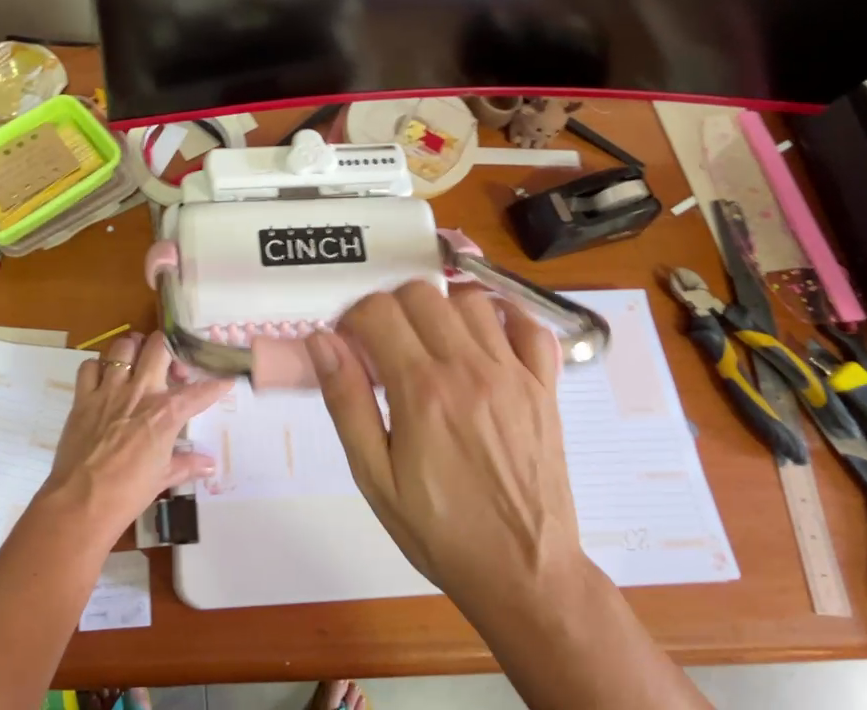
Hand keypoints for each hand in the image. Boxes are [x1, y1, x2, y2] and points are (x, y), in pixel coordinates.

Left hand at [40, 332, 231, 536]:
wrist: (81, 502)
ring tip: (138, 363)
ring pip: (123, 346)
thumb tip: (209, 464)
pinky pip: (89, 366)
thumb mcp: (162, 478)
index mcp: (165, 413)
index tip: (226, 378)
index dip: (217, 384)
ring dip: (134, 350)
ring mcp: (108, 390)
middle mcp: (139, 391)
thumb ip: (186, 464)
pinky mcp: (82, 397)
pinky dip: (97, 368)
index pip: (199, 391)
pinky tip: (103, 381)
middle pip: (159, 346)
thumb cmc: (127, 493)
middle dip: (170, 348)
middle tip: (172, 367)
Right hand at [308, 280, 581, 606]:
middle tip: (383, 346)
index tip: (349, 346)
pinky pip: (530, 327)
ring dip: (440, 311)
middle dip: (390, 309)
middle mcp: (469, 369)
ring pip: (470, 301)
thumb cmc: (439, 532)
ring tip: (429, 345)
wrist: (524, 573)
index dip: (352, 320)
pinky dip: (505, 319)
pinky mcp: (545, 389)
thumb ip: (347, 402)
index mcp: (422, 391)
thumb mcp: (374, 477)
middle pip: (420, 294)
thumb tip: (321, 341)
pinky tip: (485, 339)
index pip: (377, 312)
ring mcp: (514, 375)